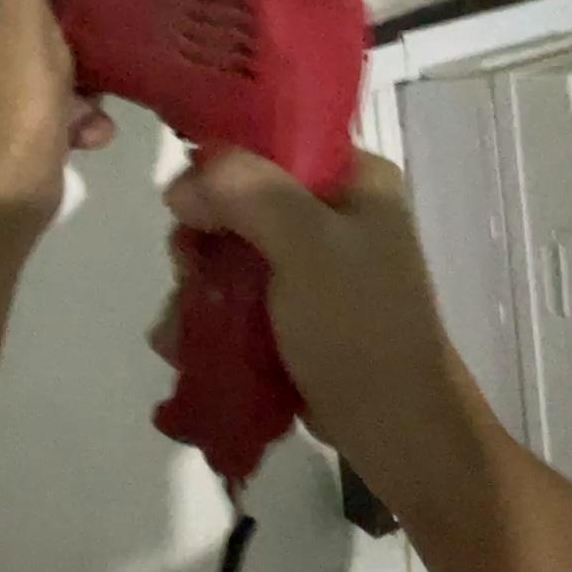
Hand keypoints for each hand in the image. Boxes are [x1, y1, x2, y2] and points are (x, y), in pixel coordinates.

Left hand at [0, 0, 112, 228]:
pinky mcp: (39, 134)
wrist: (13, 188)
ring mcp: (19, 100)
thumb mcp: (25, 22)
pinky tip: (92, 132)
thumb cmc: (20, 102)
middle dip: (90, 37)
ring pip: (73, 74)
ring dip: (94, 87)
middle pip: (56, 29)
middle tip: (124, 32)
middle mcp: (0, 59)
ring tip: (104, 100)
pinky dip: (87, 122)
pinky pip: (75, 113)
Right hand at [161, 149, 458, 458]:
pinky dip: (207, 312)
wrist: (391, 427)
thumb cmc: (358, 328)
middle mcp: (332, 213)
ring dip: (196, 286)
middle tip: (188, 272)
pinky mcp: (291, 307)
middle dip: (203, 241)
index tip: (186, 208)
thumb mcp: (308, 247)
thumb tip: (180, 184)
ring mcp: (311, 264)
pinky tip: (186, 341)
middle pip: (239, 201)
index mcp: (352, 179)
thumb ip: (247, 195)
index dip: (219, 169)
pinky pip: (235, 291)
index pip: (271, 143)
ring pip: (229, 251)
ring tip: (181, 329)